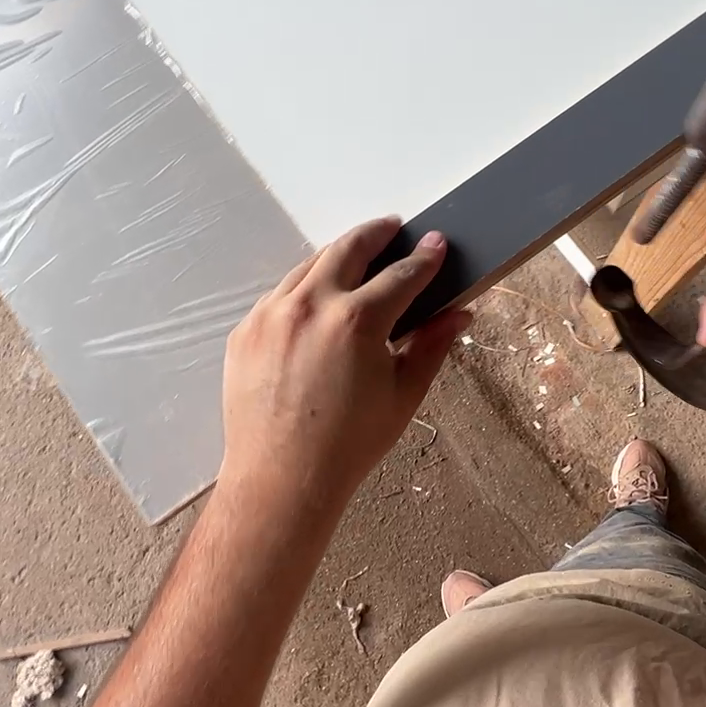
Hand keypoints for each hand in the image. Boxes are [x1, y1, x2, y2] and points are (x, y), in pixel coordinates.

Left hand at [219, 217, 470, 523]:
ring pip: (309, 266)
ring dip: (337, 256)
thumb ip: (431, 346)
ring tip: (356, 257)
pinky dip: (304, 287)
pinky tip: (316, 300)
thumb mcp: (403, 395)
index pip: (401, 275)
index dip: (424, 258)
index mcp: (357, 320)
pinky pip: (280, 294)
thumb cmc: (351, 443)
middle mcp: (310, 305)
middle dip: (376, 234)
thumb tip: (460, 313)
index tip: (437, 243)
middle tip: (393, 228)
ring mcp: (270, 314)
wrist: (281, 478)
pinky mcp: (245, 330)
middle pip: (348, 249)